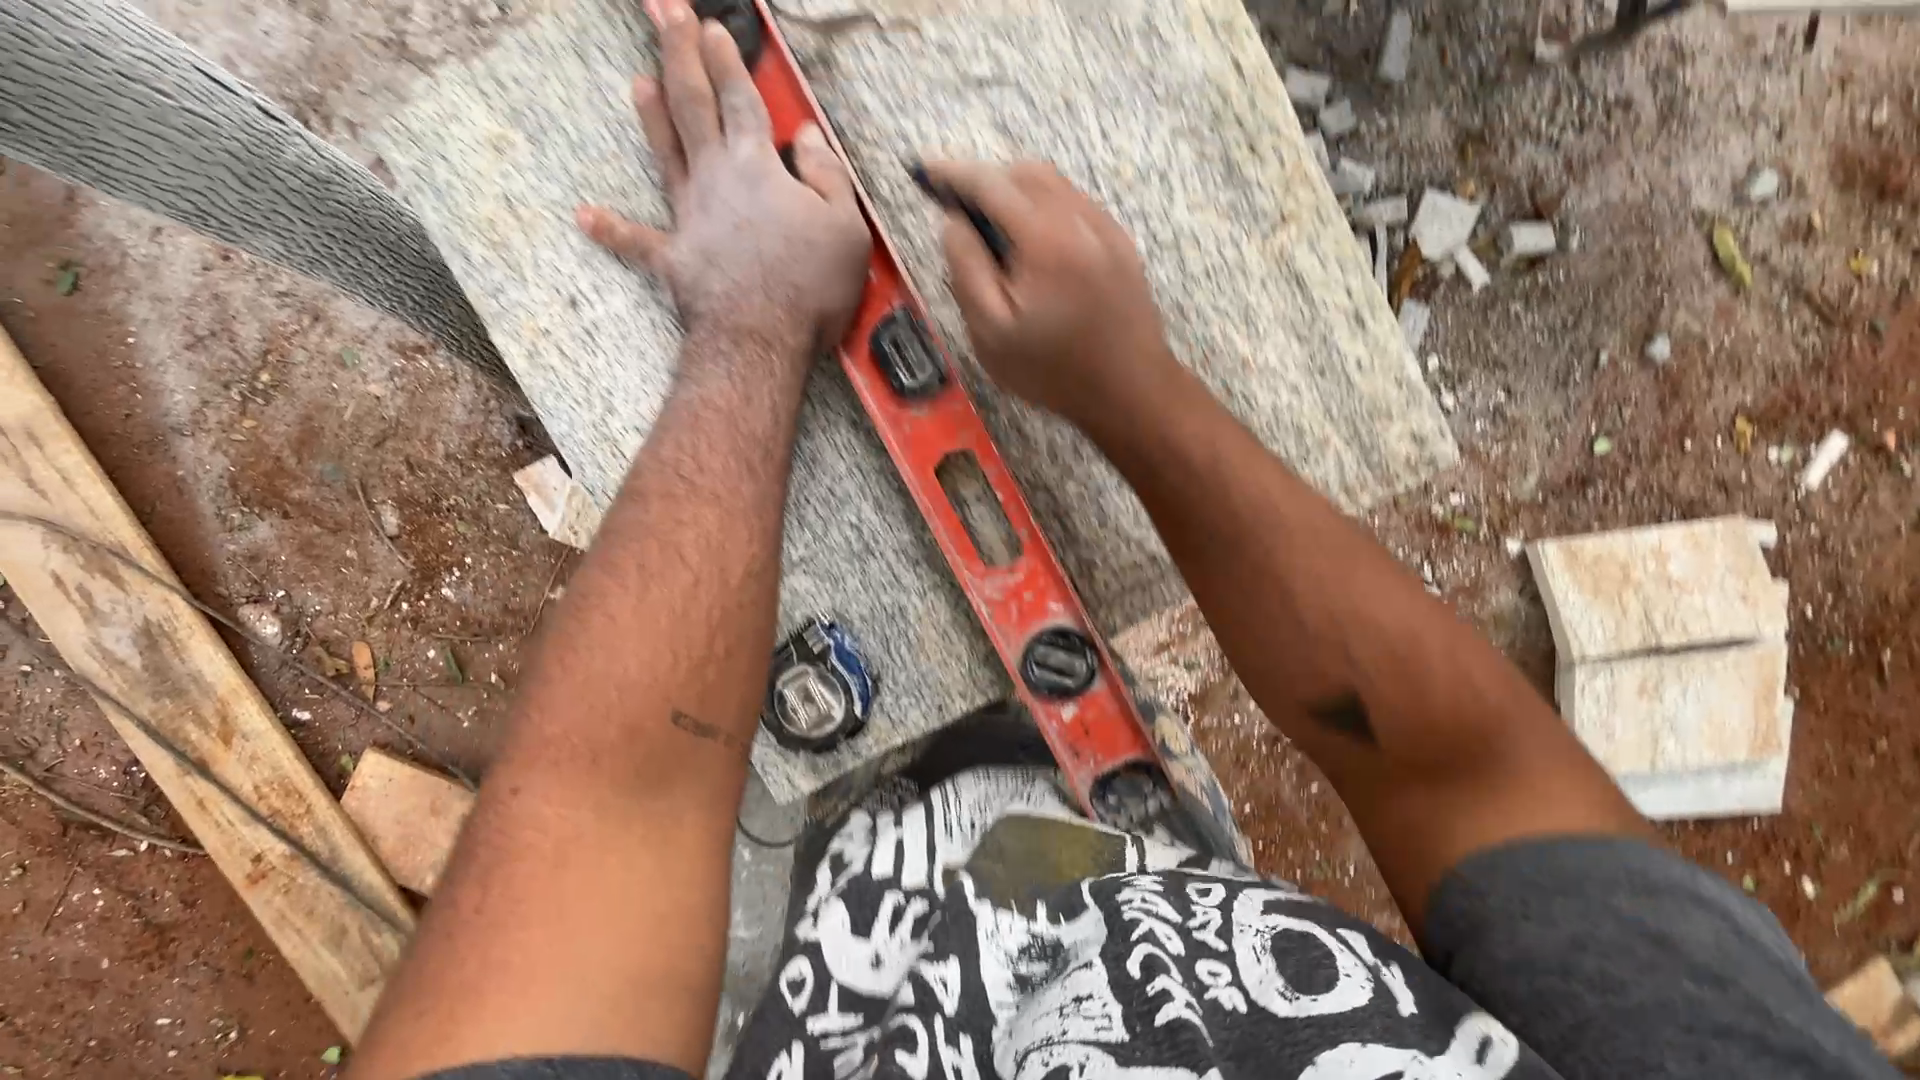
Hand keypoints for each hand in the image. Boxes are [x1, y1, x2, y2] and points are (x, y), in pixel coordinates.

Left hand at [577, 0, 870, 360]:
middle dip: (679, 56)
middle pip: (692, 106)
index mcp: (758, 166)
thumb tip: (807, 134)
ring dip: (651, 117)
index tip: (712, 27)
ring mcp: (689, 218)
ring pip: (665, 154)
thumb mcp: (846, 225)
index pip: (739, 99)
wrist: (762, 339)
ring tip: (637, 82)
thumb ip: (828, 173)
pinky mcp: (673, 259)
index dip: (726, 60)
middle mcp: (715, 180)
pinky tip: (586, 216)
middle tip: (664, 14)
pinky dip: (611, 229)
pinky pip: (636, 241)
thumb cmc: (810, 285)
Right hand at [921, 161, 1178, 428]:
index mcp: (1045, 236)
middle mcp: (1081, 218)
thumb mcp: (990, 330)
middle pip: (1026, 174)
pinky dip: (1047, 211)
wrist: (1131, 392)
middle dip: (987, 181)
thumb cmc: (1052, 370)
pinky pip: (1077, 208)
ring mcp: (1107, 229)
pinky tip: (1036, 249)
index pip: (990, 183)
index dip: (953, 174)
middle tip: (960, 212)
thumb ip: (966, 267)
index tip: (925, 173)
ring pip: (1056, 187)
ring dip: (1018, 195)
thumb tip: (953, 221)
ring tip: (996, 235)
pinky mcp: (1122, 246)